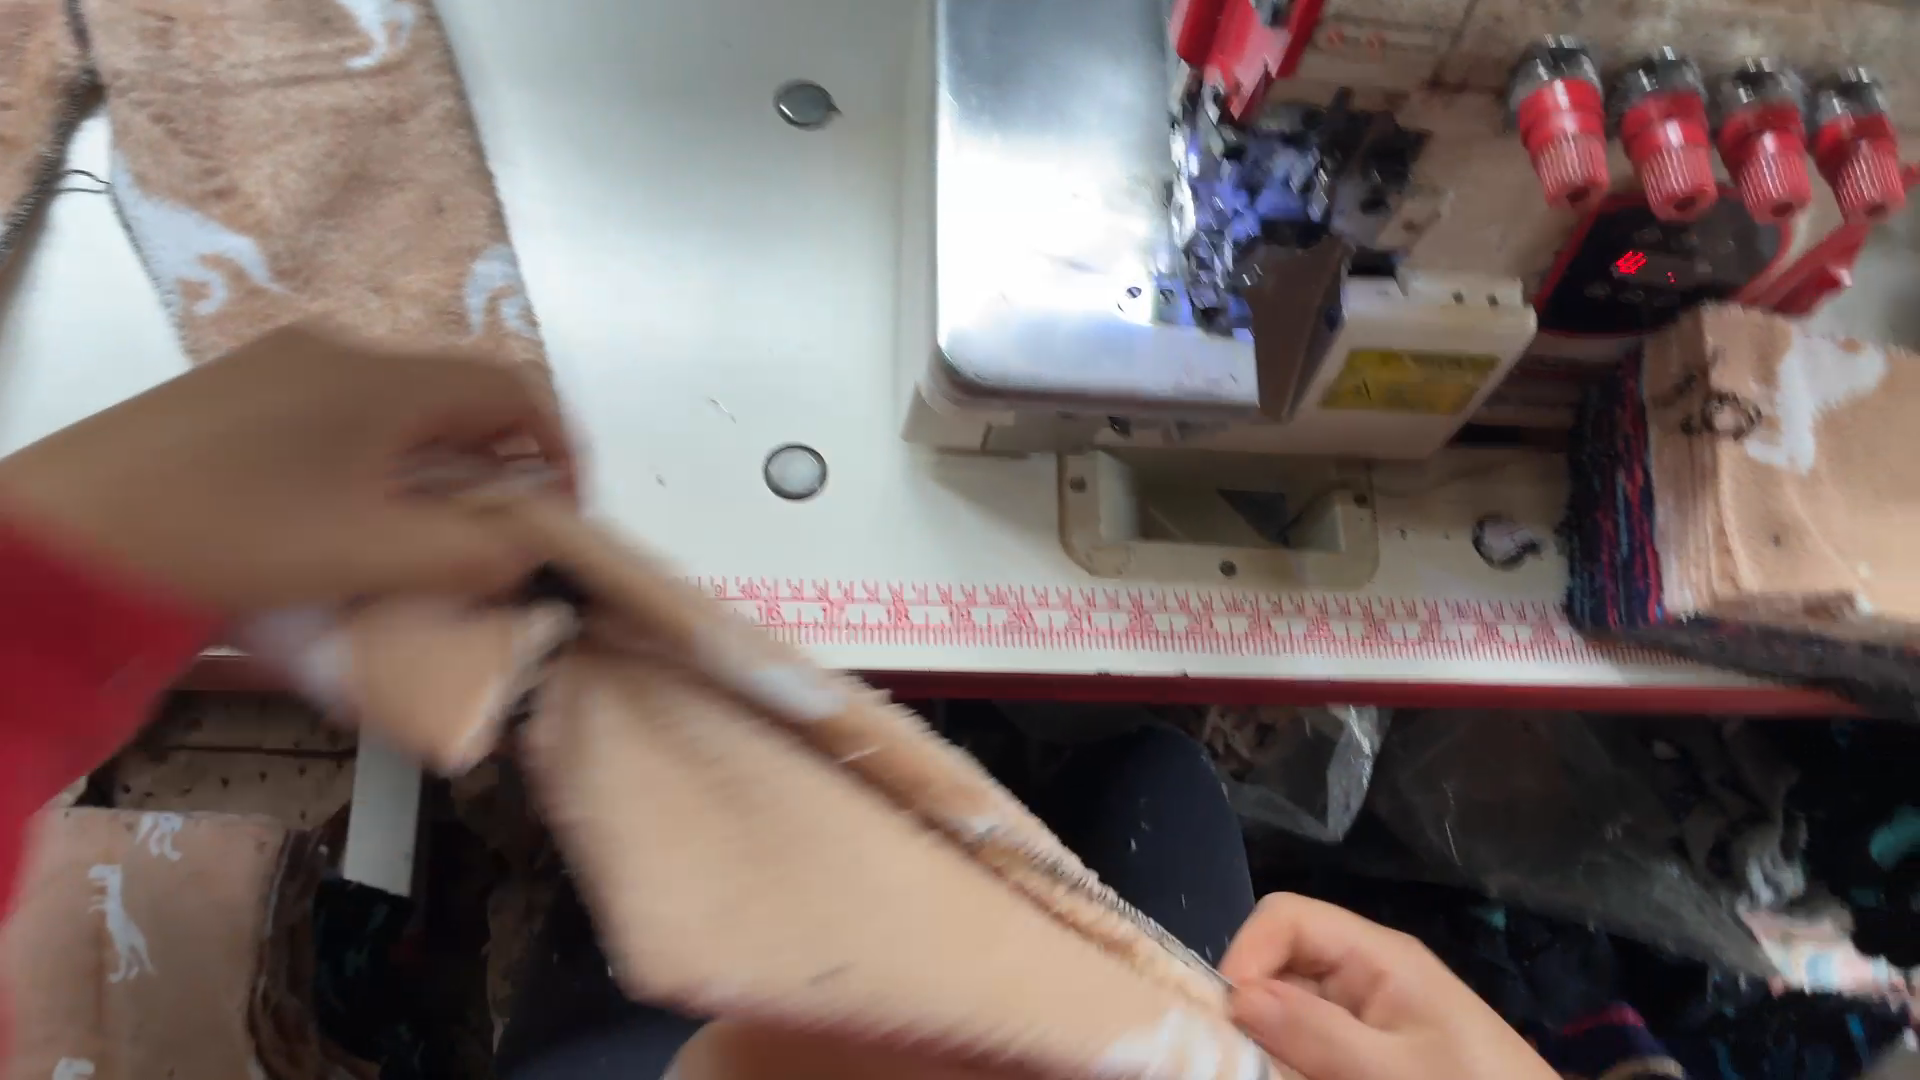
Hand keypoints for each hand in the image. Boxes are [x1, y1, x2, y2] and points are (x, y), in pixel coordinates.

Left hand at [0, 325, 575, 614]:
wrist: (44, 537)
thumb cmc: (228, 537)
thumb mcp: (373, 556)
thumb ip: (478, 553)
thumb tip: (534, 551)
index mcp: (384, 381)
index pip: (515, 387)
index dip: (560, 443)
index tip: (565, 504)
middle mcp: (343, 353)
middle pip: (465, 396)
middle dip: (505, 460)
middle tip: (505, 523)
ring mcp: (288, 366)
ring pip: (412, 406)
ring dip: (450, 461)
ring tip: (440, 522)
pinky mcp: (247, 392)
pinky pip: (359, 413)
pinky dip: (396, 456)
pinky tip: (368, 504)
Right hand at [1221, 894, 1557, 1079]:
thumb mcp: (1399, 1075)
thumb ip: (1318, 1034)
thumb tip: (1235, 999)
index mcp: (1376, 954)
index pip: (1285, 917)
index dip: (1246, 953)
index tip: (1228, 1017)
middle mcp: (1363, 971)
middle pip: (1280, 962)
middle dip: (1253, 1008)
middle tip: (1239, 1060)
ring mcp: (1367, 1013)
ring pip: (1289, 1007)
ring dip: (1270, 1043)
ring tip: (1262, 1071)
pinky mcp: (1372, 1052)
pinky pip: (1313, 1042)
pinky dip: (1294, 1060)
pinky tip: (1292, 1075)